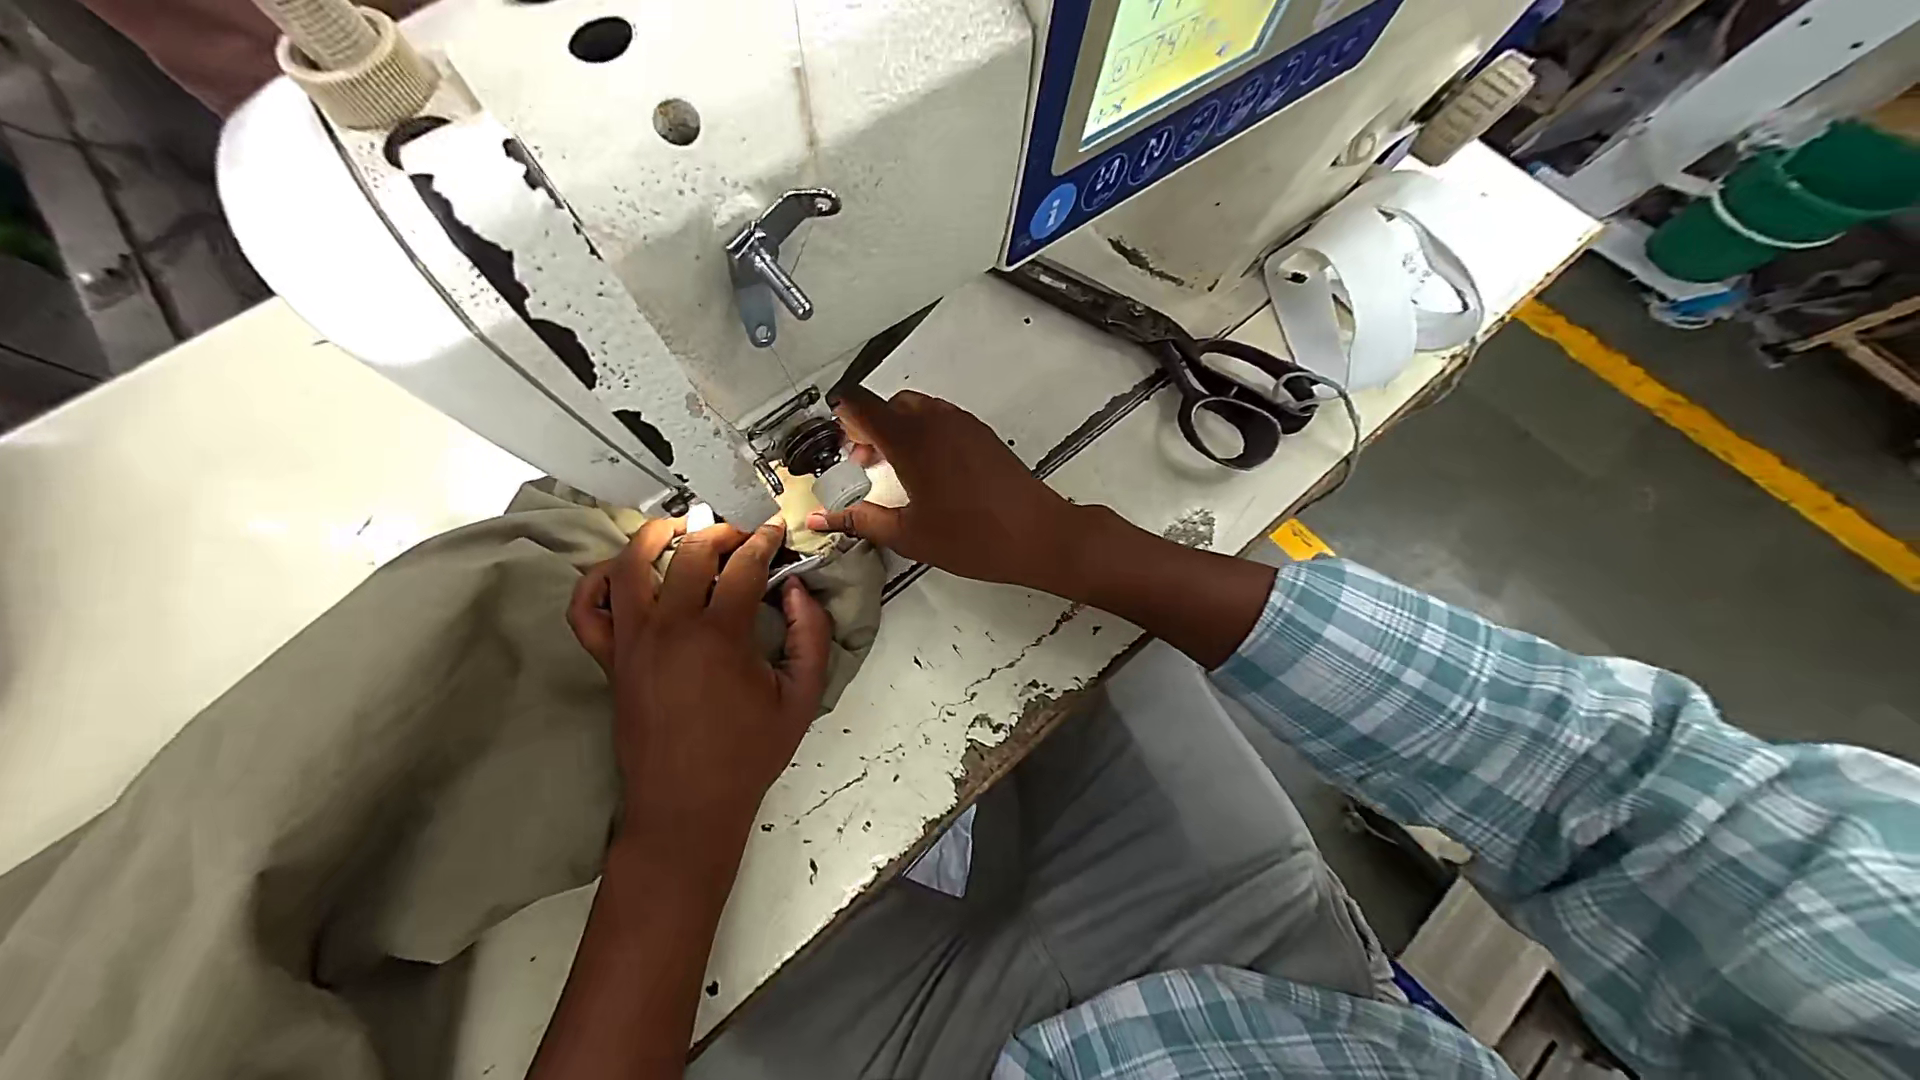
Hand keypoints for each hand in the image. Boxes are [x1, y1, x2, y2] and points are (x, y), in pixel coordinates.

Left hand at [567, 518, 832, 841]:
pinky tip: (622, 572)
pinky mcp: (610, 661)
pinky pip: (586, 610)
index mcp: (720, 637)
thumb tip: (797, 591)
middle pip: (691, 553)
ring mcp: (633, 642)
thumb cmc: (747, 754)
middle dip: (722, 533)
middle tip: (742, 536)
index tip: (775, 532)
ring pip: (630, 565)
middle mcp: (670, 629)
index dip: (765, 542)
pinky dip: (595, 582)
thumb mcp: (802, 696)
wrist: (687, 806)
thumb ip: (811, 636)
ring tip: (680, 529)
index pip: (745, 566)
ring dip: (656, 536)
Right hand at [805, 387, 1092, 594]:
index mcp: (910, 439)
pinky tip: (926, 471)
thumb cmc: (977, 536)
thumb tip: (824, 518)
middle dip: (867, 427)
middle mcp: (936, 421)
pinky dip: (922, 432)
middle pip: (886, 403)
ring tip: (894, 469)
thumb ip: (860, 520)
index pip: (859, 403)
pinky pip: (940, 418)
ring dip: (896, 429)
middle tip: (863, 463)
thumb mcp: (908, 534)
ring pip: (915, 408)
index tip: (838, 443)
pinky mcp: (980, 433)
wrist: (1037, 535)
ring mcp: (962, 424)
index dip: (841, 417)